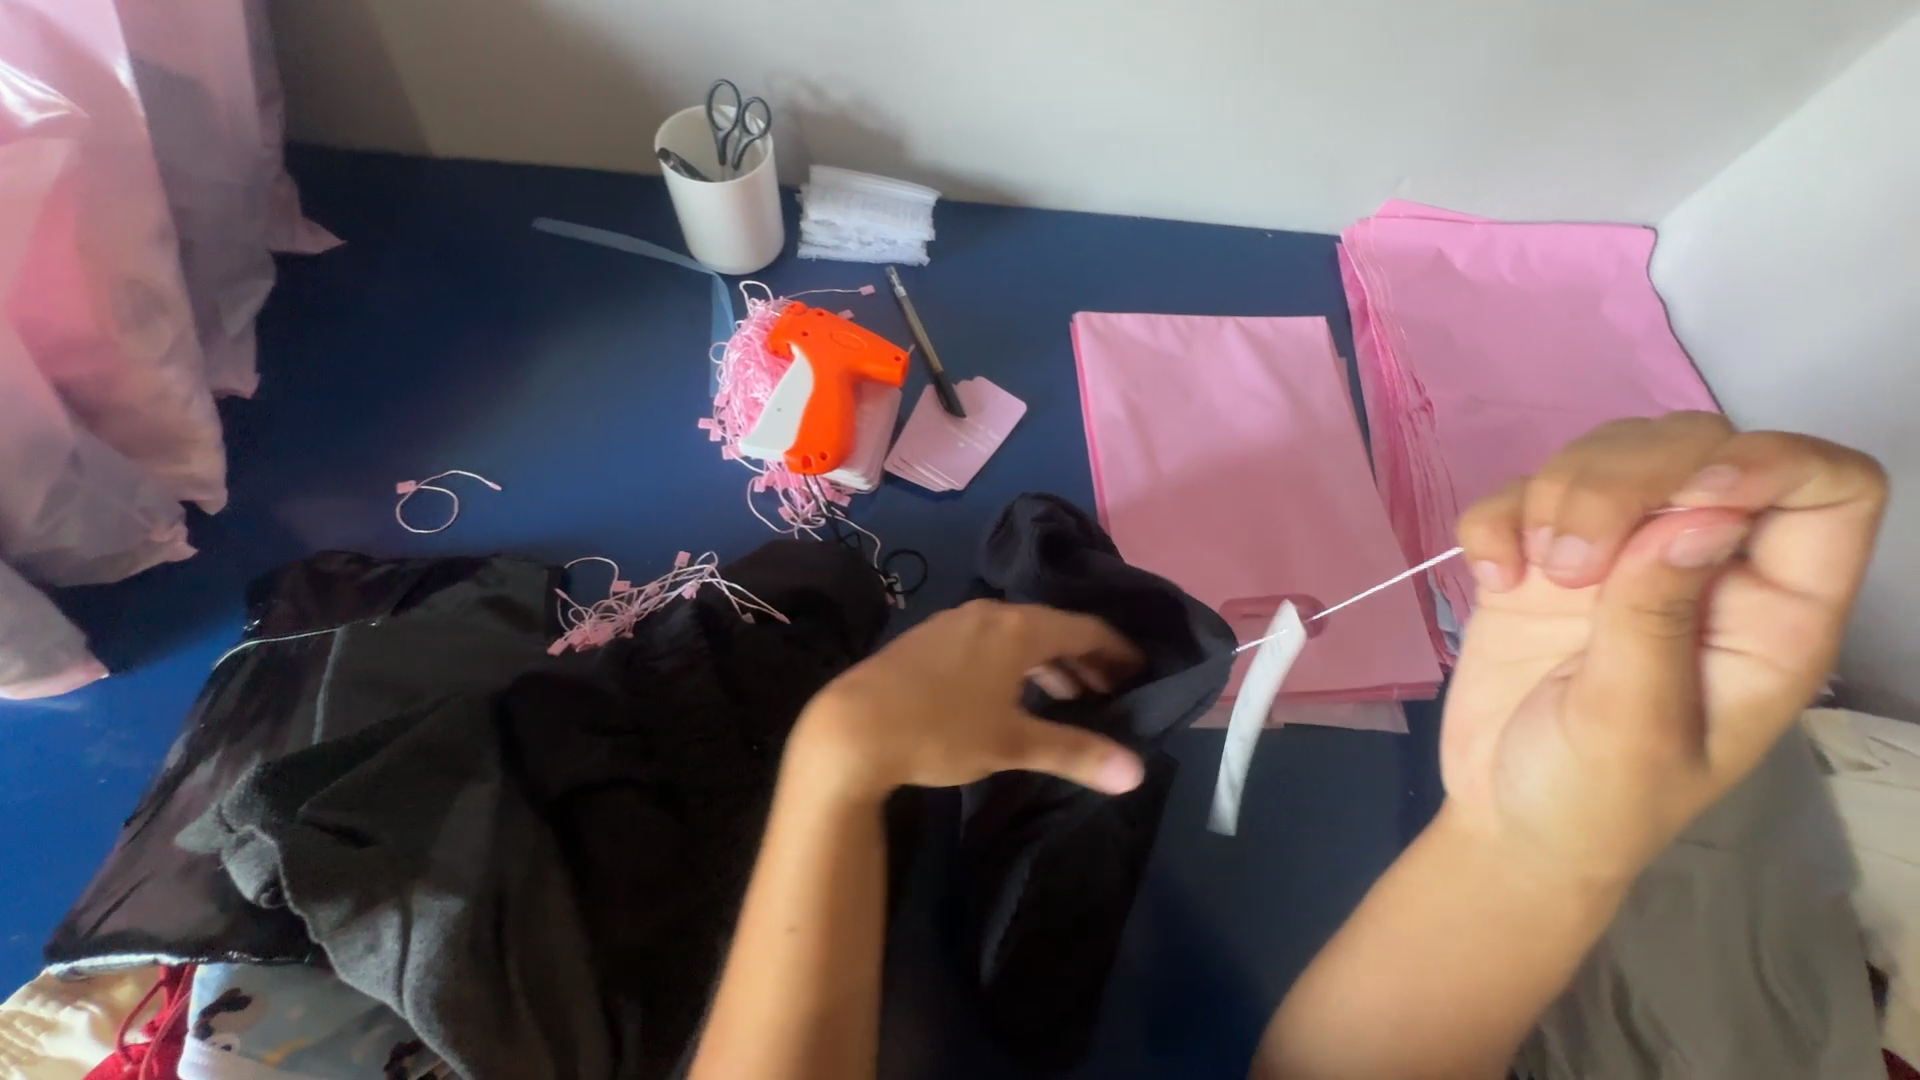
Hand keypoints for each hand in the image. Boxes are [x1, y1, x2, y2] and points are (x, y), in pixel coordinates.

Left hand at [789, 600, 1147, 801]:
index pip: (1085, 629)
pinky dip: (1016, 663)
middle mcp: (989, 613)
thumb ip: (1075, 752)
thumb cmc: (939, 732)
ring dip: (1049, 664)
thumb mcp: (1011, 743)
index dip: (1118, 650)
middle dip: (1085, 660)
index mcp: (1017, 629)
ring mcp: (954, 621)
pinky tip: (1012, 692)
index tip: (1142, 671)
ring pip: (1018, 636)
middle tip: (1112, 693)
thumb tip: (1136, 773)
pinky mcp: (929, 638)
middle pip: (1053, 629)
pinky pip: (990, 641)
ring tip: (1069, 697)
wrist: (851, 729)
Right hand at [1444, 412, 1885, 887]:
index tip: (1683, 498)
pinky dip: (1491, 523)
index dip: (1769, 465)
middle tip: (1564, 560)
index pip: (1823, 490)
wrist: (1506, 816)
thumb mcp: (1630, 725)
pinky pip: (1513, 500)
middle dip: (1619, 480)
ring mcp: (1606, 562)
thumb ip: (1657, 621)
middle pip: (1691, 449)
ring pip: (1598, 458)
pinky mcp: (1531, 566)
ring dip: (1549, 498)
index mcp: (1765, 615)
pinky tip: (1490, 579)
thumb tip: (1695, 516)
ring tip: (1527, 574)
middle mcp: (1695, 569)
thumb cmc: (1594, 797)